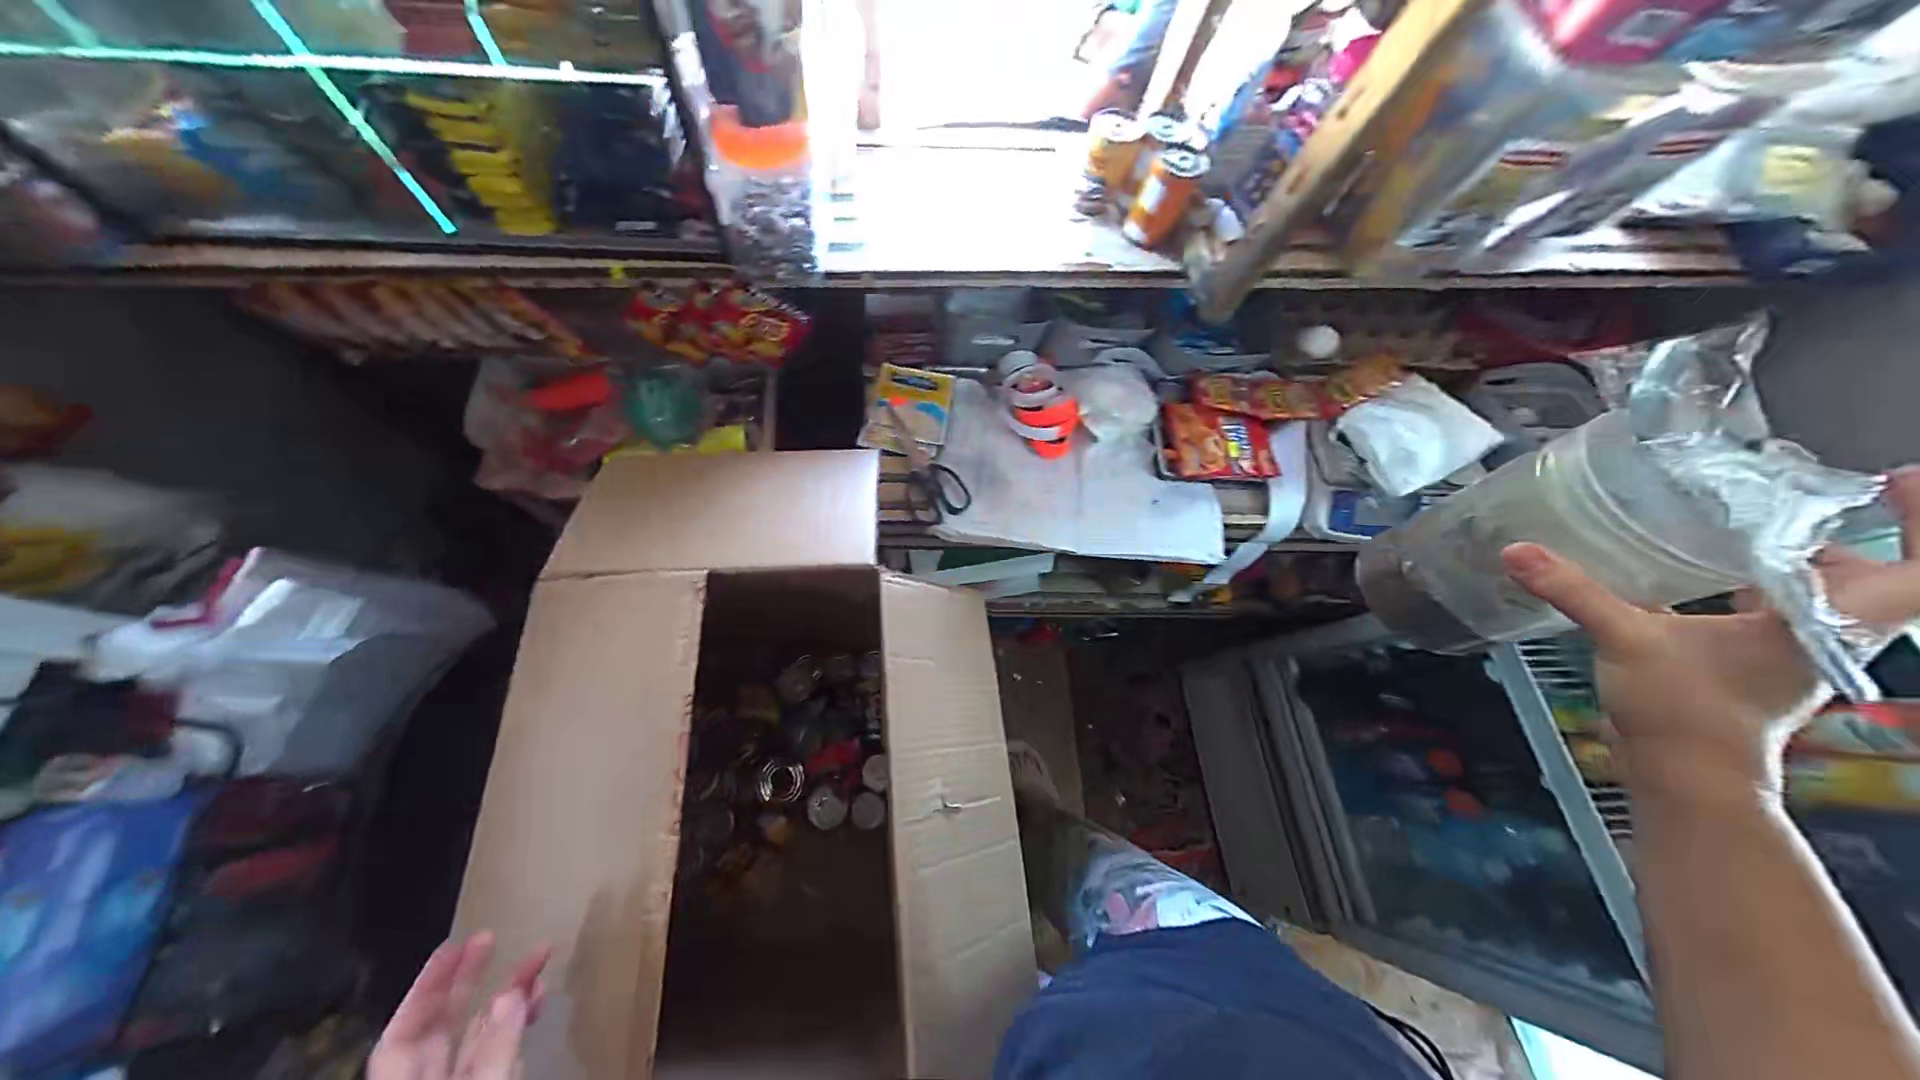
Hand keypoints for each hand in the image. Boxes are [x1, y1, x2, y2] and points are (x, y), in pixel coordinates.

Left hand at [368, 932, 549, 1079]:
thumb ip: (495, 1049)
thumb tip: (511, 992)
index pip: (404, 1032)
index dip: (425, 988)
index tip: (453, 947)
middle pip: (439, 1026)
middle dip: (467, 979)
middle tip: (489, 936)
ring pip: (477, 1033)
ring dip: (508, 992)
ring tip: (539, 956)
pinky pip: (499, 1049)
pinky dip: (518, 1020)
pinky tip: (538, 996)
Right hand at [1501, 467, 1919, 800]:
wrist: (1686, 774)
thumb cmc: (1686, 709)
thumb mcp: (1628, 640)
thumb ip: (1575, 592)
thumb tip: (1516, 551)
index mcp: (1822, 622)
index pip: (1916, 570)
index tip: (1892, 476)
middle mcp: (1821, 631)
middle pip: (1870, 575)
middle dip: (1845, 533)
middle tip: (1791, 497)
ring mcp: (1789, 648)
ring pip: (1816, 592)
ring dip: (1795, 558)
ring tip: (1743, 522)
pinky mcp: (1752, 660)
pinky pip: (1770, 610)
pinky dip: (1749, 586)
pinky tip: (1698, 570)